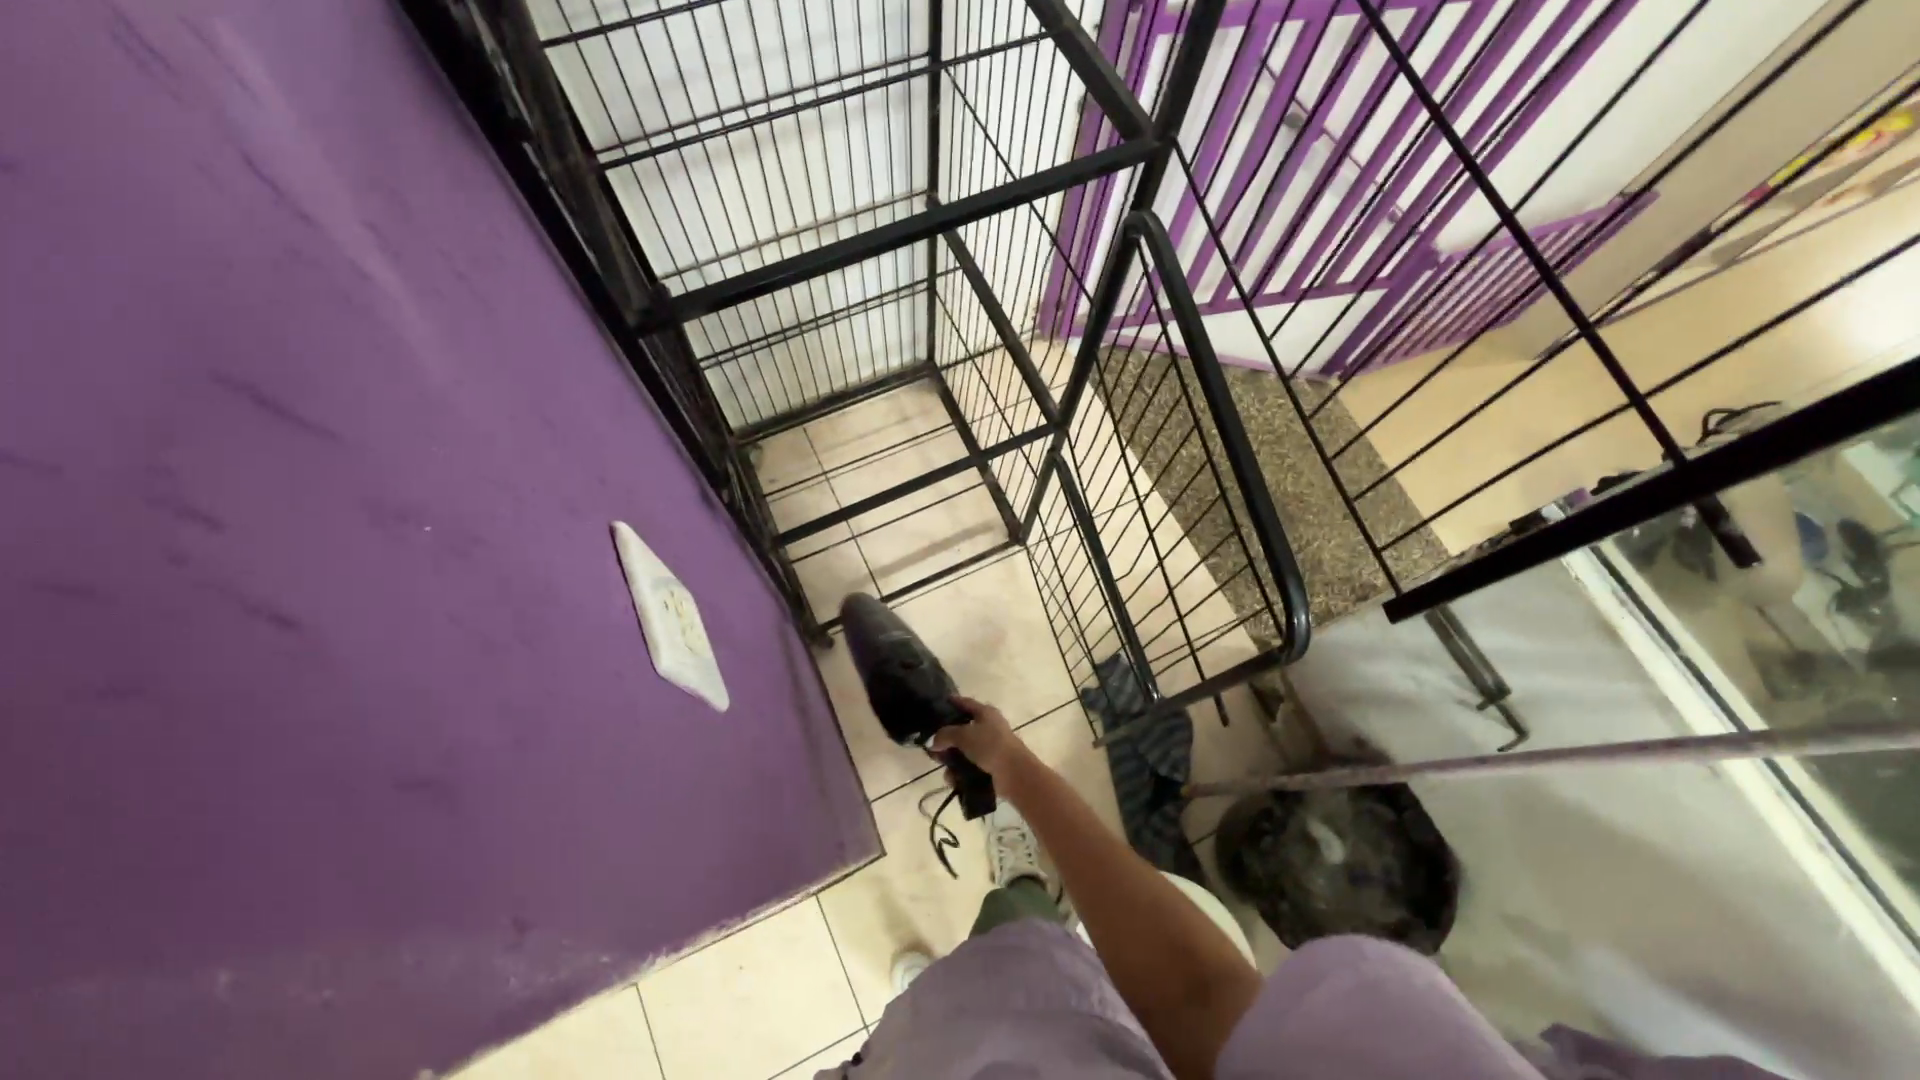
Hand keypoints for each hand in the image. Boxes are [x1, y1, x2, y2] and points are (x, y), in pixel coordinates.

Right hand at [928, 695, 1031, 776]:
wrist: (1014, 773)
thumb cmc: (990, 745)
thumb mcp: (963, 735)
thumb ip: (945, 735)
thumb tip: (933, 742)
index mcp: (986, 713)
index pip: (965, 703)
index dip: (951, 703)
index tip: (935, 706)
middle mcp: (989, 728)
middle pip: (962, 730)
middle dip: (946, 741)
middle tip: (932, 749)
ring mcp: (991, 748)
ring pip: (964, 752)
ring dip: (952, 761)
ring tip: (944, 769)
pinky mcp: (991, 767)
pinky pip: (970, 767)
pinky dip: (961, 774)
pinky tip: (953, 780)